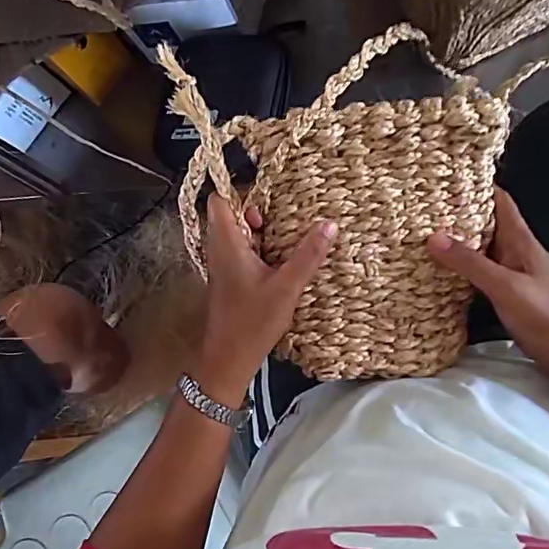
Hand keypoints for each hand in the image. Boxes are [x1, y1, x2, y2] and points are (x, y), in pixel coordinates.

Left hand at [194, 195, 335, 406]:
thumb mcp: (286, 287)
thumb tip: (329, 224)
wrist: (227, 359)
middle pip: (231, 213)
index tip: (268, 191)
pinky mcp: (229, 278)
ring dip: (261, 230)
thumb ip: (308, 255)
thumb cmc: (251, 322)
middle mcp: (219, 249)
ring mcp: (223, 264)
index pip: (219, 200)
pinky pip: (242, 250)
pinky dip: (260, 247)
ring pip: (238, 233)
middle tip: (284, 217)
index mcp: (227, 244)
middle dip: (258, 210)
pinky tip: (281, 258)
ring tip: (287, 234)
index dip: (240, 189)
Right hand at [428, 188, 548, 377]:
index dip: (476, 186)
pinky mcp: (511, 294)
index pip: (500, 201)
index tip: (444, 179)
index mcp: (521, 241)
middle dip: (459, 214)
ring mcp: (515, 274)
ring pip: (483, 249)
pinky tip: (444, 273)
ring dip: (459, 242)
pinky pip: (482, 272)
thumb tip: (433, 236)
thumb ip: (470, 262)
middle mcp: (518, 252)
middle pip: (487, 224)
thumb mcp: (505, 286)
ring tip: (425, 236)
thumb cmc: (547, 315)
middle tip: (423, 209)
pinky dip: (464, 268)